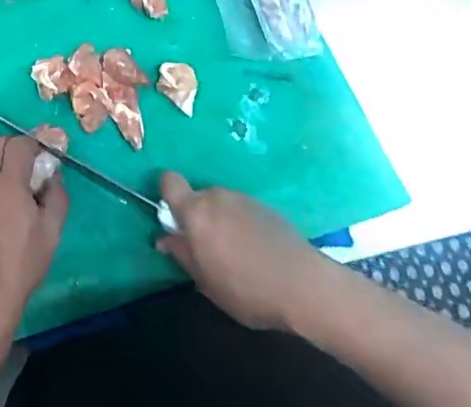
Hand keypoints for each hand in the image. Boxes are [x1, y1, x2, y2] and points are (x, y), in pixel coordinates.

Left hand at [0, 135, 68, 331]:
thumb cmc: (24, 260)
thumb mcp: (52, 229)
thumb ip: (56, 194)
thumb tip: (52, 176)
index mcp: (7, 181)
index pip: (19, 144)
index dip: (34, 143)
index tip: (46, 154)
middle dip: (15, 146)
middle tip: (32, 164)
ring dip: (0, 159)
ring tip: (17, 181)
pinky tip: (1, 199)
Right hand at [154, 171, 338, 332]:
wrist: (306, 286)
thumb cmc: (247, 288)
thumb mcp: (206, 282)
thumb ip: (182, 254)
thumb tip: (164, 239)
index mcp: (195, 210)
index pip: (169, 181)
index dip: (168, 195)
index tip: (176, 221)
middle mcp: (216, 196)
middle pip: (198, 197)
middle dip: (199, 217)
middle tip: (210, 249)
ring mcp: (244, 199)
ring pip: (222, 205)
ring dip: (222, 222)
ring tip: (239, 254)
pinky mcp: (267, 208)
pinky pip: (243, 211)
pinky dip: (244, 226)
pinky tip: (259, 252)